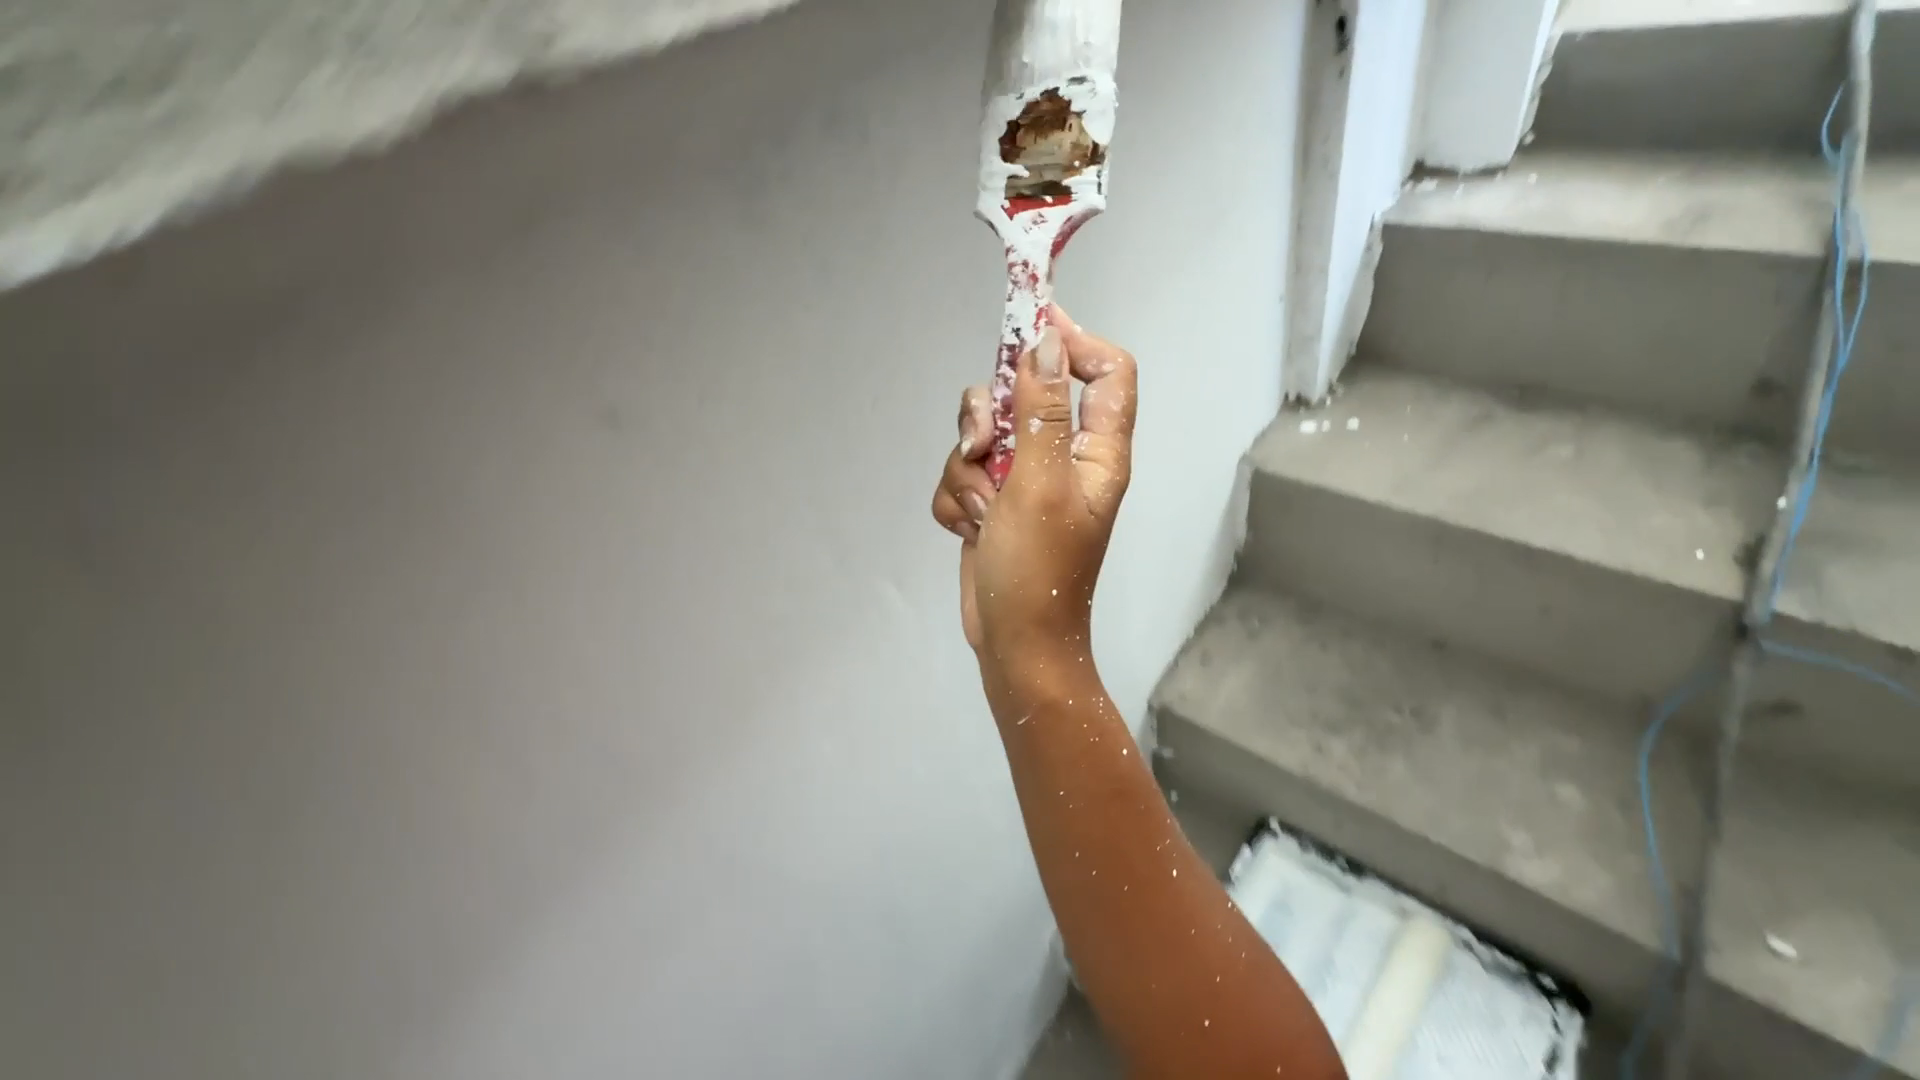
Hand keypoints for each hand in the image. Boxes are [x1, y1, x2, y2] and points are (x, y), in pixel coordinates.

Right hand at [930, 306, 1137, 670]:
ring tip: (982, 515)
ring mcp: (1024, 481)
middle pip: (1024, 394)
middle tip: (982, 449)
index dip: (1073, 343)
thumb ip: (1041, 410)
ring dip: (968, 474)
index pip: (1106, 371)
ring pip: (983, 436)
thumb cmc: (1038, 571)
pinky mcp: (992, 504)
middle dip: (990, 418)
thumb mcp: (1039, 484)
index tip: (1026, 331)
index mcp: (1096, 451)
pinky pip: (963, 476)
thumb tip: (1048, 339)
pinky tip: (970, 533)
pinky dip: (957, 503)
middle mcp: (1063, 458)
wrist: (1013, 645)